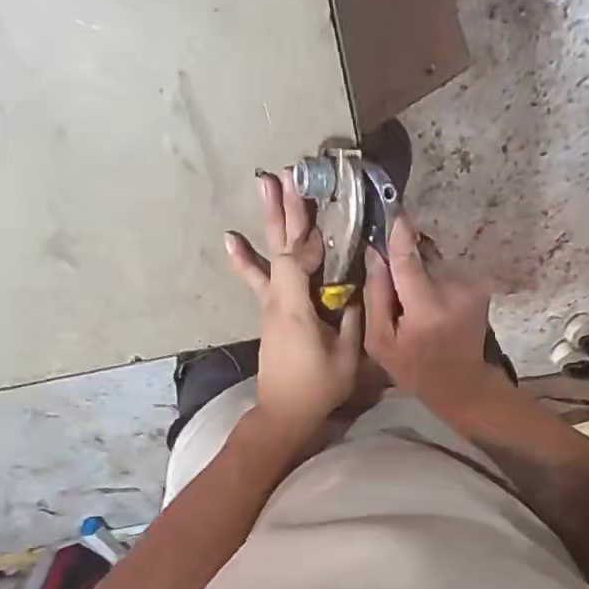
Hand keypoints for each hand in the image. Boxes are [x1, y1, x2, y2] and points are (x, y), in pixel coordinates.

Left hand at [224, 171, 363, 440]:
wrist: (283, 413)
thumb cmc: (317, 388)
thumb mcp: (347, 356)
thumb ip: (350, 318)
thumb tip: (354, 288)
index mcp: (294, 309)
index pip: (296, 260)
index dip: (308, 234)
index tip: (318, 204)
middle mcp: (277, 301)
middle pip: (279, 247)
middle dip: (283, 210)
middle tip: (281, 174)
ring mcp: (271, 306)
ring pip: (269, 257)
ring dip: (269, 221)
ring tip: (264, 186)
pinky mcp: (271, 314)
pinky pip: (261, 279)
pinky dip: (249, 258)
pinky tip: (234, 241)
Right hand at [363, 214, 505, 416]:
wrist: (462, 383)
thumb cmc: (413, 368)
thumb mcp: (380, 342)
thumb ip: (375, 297)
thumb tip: (374, 255)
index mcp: (426, 309)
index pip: (408, 260)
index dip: (398, 233)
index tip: (389, 208)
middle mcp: (454, 291)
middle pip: (420, 259)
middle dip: (404, 265)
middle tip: (392, 289)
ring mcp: (471, 287)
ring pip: (433, 264)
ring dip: (419, 274)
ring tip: (412, 303)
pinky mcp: (479, 287)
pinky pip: (446, 272)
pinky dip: (433, 281)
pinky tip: (430, 305)